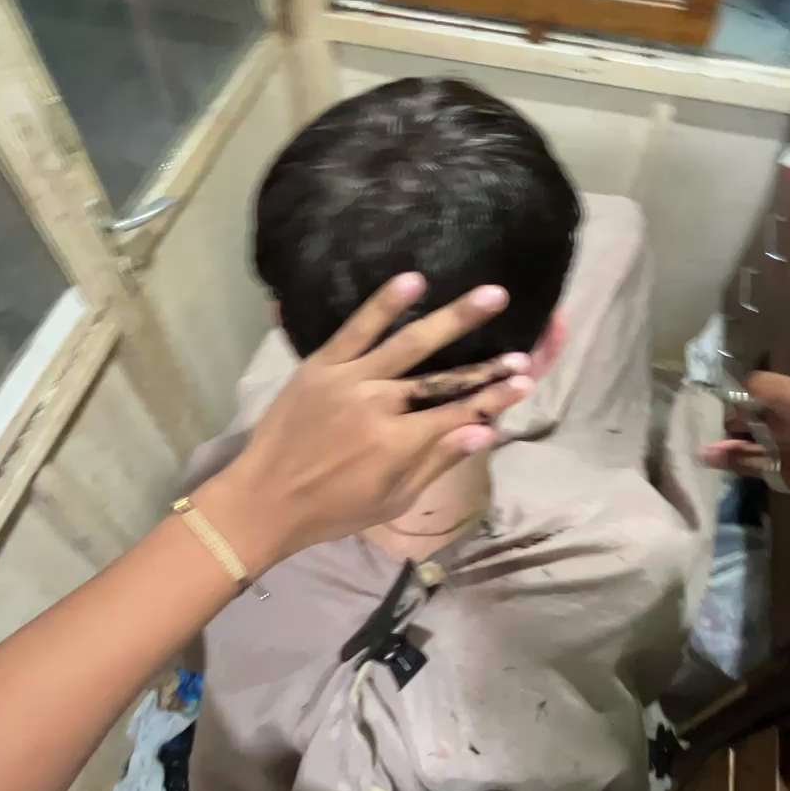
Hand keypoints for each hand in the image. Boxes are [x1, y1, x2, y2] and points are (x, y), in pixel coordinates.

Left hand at [197, 274, 534, 569]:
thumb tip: (486, 431)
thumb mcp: (392, 500)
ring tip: (491, 295)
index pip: (461, 412)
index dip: (497, 396)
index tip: (527, 379)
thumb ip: (437, 462)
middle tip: (524, 345)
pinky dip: (384, 303)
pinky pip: (355, 328)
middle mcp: (379, 405)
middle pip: (445, 377)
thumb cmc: (333, 511)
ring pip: (410, 343)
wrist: (262, 500)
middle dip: (489, 363)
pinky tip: (413, 280)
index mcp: (398, 444)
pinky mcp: (321, 365)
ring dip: (454, 319)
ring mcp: (349, 380)